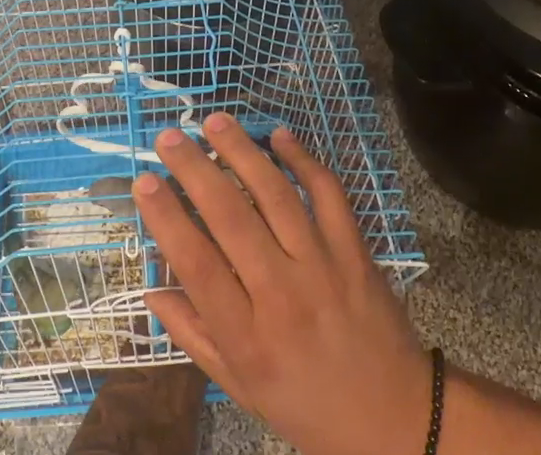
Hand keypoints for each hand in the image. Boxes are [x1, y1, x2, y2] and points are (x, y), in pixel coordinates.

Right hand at [133, 113, 432, 454]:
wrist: (396, 417)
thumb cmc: (305, 403)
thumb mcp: (240, 386)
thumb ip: (193, 334)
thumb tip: (151, 288)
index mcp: (247, 335)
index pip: (197, 264)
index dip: (167, 218)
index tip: (145, 181)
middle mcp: (283, 294)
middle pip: (232, 218)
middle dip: (195, 170)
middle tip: (169, 137)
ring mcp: (324, 266)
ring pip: (277, 196)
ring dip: (243, 152)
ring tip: (214, 123)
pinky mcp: (356, 250)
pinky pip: (329, 195)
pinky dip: (305, 160)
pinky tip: (280, 135)